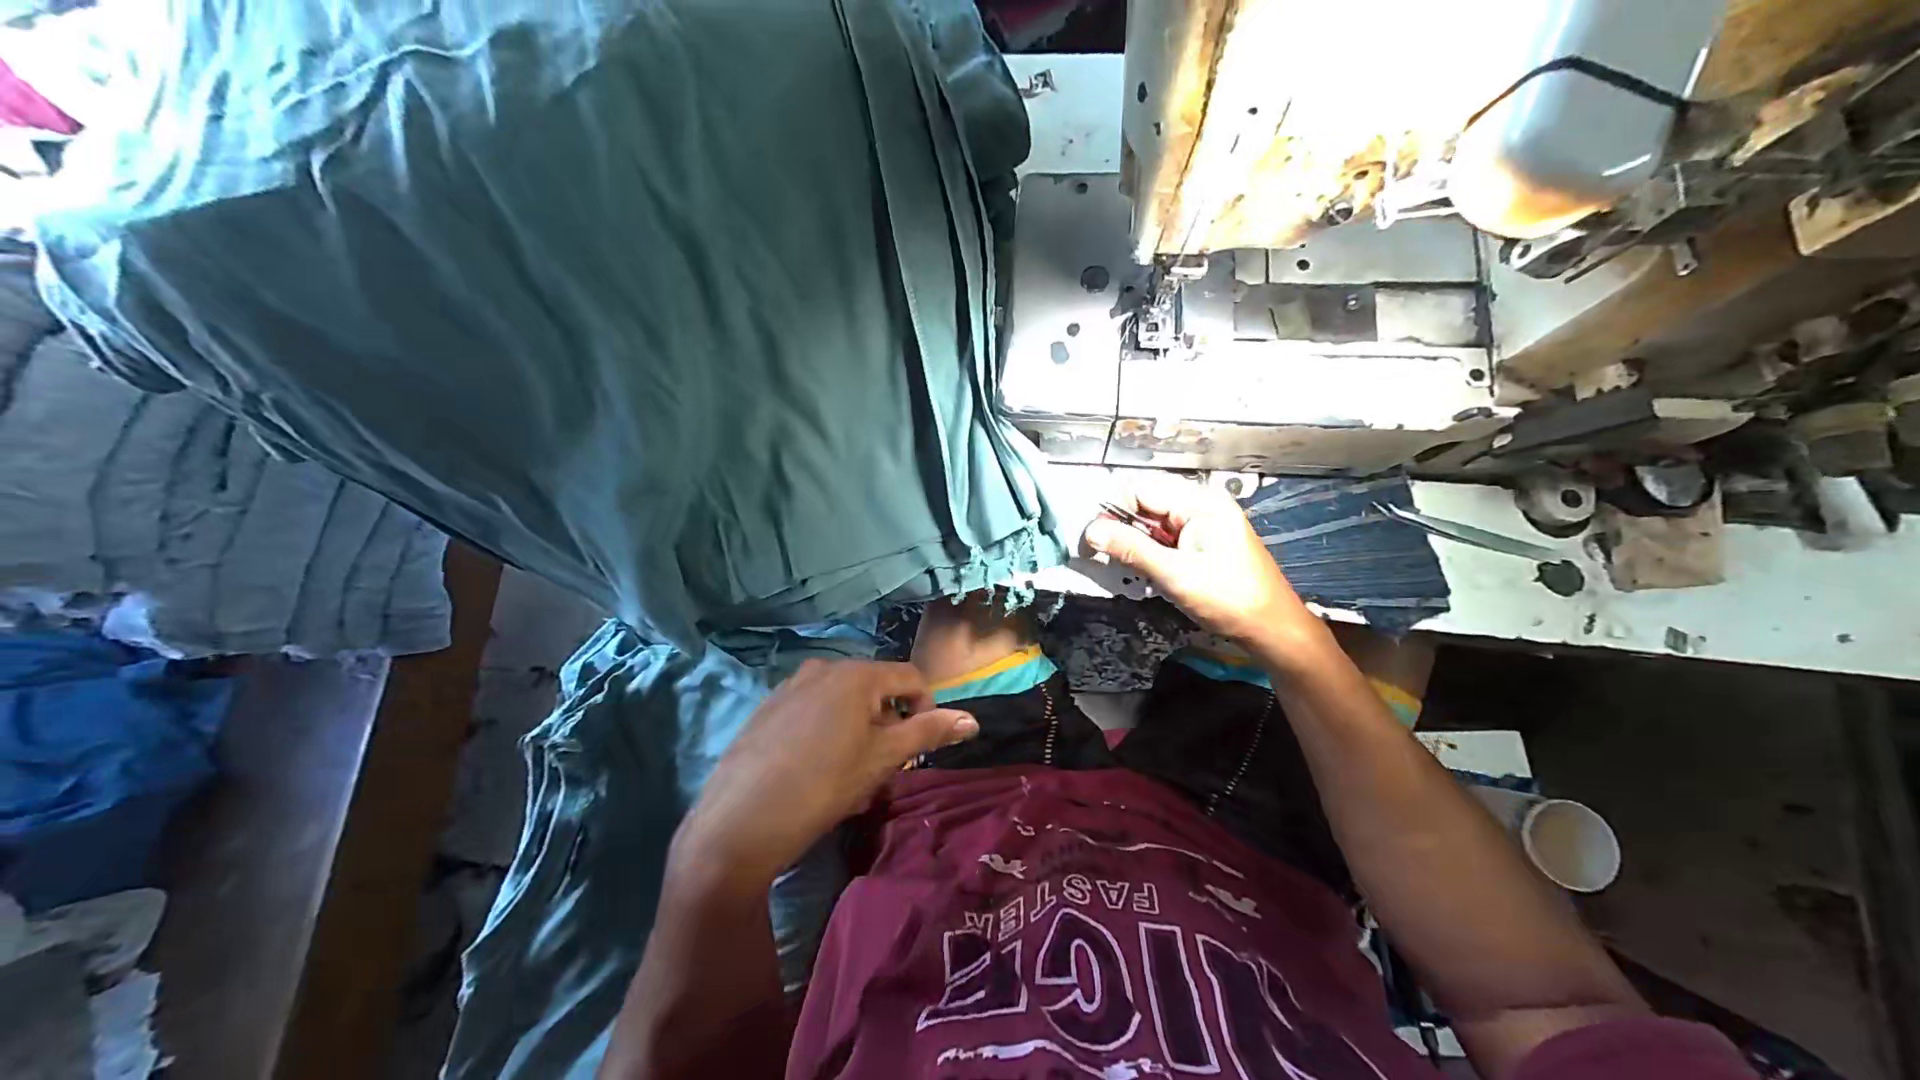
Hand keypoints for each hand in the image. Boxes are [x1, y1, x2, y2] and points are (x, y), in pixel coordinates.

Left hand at [674, 659, 978, 890]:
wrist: (738, 823)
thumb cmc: (823, 786)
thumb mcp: (882, 759)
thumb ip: (928, 732)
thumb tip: (972, 719)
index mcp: (855, 674)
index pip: (910, 676)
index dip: (927, 708)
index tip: (921, 748)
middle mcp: (822, 668)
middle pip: (875, 689)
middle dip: (889, 725)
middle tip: (886, 768)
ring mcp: (789, 687)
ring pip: (843, 703)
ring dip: (859, 733)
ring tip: (852, 778)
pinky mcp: (767, 710)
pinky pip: (813, 712)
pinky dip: (828, 734)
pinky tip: (817, 774)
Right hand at [1083, 475, 1321, 656]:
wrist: (1271, 629)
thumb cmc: (1231, 600)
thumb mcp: (1175, 574)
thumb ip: (1131, 549)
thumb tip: (1092, 531)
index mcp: (1201, 503)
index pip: (1142, 490)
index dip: (1114, 510)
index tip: (1093, 536)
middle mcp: (1201, 506)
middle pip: (1146, 505)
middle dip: (1122, 529)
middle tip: (1103, 554)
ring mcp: (1202, 524)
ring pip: (1152, 524)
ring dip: (1135, 544)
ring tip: (1125, 567)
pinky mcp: (1200, 543)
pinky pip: (1164, 539)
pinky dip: (1149, 553)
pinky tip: (1146, 571)